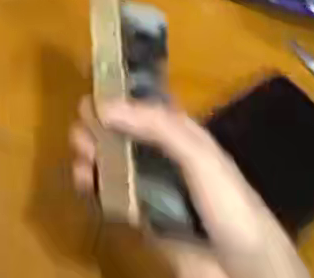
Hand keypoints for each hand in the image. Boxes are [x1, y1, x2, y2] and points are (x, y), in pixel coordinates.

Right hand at [71, 99, 308, 277]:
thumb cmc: (232, 209)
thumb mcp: (200, 156)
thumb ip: (155, 125)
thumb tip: (101, 106)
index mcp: (178, 134)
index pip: (139, 103)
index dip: (112, 95)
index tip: (89, 95)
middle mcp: (160, 155)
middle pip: (116, 129)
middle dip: (94, 126)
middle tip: (82, 135)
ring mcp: (150, 187)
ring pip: (107, 158)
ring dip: (88, 153)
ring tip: (81, 161)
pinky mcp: (141, 218)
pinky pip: (108, 193)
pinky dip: (91, 185)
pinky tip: (84, 184)